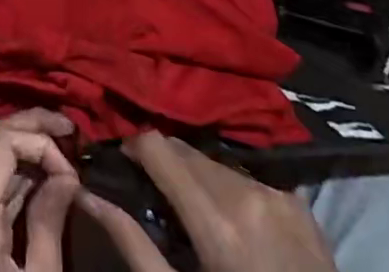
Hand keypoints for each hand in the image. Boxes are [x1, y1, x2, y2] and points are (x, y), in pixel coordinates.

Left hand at [0, 109, 82, 271]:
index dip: (39, 140)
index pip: (1, 142)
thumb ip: (50, 222)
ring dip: (29, 144)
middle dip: (34, 126)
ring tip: (66, 151)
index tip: (71, 170)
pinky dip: (22, 168)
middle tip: (72, 130)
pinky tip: (50, 176)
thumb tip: (66, 176)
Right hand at [76, 132, 333, 271]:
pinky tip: (227, 216)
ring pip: (216, 161)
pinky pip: (249, 176)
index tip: (119, 161)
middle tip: (147, 189)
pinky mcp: (299, 201)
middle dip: (162, 161)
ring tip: (188, 207)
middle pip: (187, 151)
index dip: (133, 145)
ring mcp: (279, 194)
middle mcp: (248, 193)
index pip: (160, 147)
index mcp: (217, 221)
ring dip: (194, 173)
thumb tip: (88, 195)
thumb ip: (133, 243)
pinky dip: (228, 186)